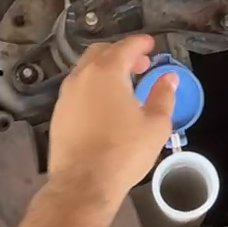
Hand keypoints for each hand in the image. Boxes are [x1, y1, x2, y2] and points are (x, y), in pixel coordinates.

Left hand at [46, 35, 178, 203]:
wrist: (83, 183)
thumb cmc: (124, 152)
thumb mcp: (155, 124)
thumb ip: (163, 96)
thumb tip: (169, 79)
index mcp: (108, 72)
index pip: (126, 46)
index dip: (141, 43)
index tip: (151, 45)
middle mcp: (82, 76)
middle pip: (101, 52)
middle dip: (122, 53)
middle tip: (141, 65)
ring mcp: (66, 94)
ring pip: (86, 69)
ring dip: (105, 69)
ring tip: (124, 84)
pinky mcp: (59, 113)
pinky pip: (77, 88)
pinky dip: (93, 86)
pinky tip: (105, 104)